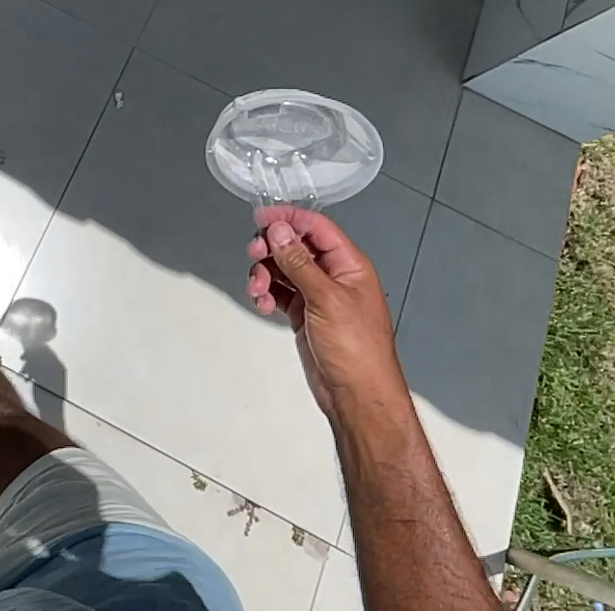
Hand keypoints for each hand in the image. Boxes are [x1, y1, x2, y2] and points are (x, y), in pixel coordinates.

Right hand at [245, 206, 403, 415]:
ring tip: (259, 290)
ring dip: (265, 274)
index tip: (263, 217)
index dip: (289, 218)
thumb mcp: (326, 299)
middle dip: (271, 248)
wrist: (356, 395)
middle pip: (295, 246)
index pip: (317, 227)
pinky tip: (264, 304)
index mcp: (349, 265)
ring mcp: (318, 295)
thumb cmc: (358, 352)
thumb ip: (299, 262)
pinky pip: (279, 292)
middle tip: (256, 254)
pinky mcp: (305, 313)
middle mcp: (334, 276)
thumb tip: (280, 232)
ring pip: (283, 268)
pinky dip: (267, 294)